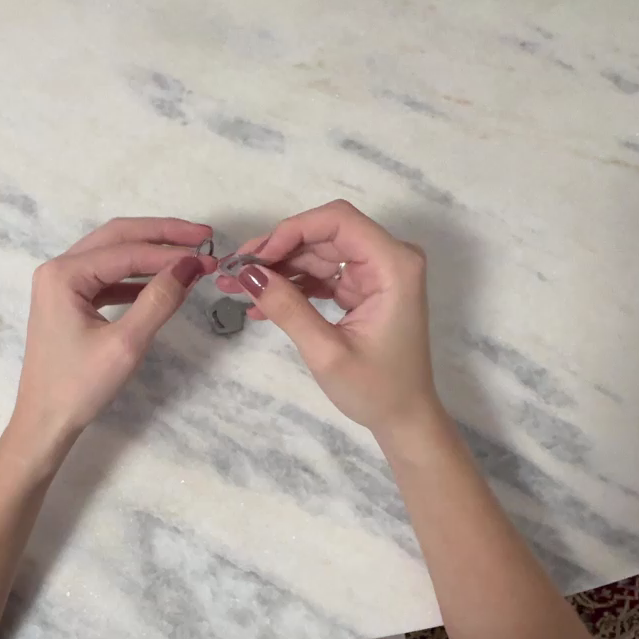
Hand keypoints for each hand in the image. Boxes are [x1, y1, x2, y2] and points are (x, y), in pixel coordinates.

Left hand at [9, 217, 213, 450]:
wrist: (45, 422)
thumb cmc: (79, 387)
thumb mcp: (125, 344)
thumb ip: (159, 301)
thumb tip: (190, 265)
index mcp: (63, 274)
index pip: (126, 250)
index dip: (170, 251)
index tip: (210, 254)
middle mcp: (57, 270)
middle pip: (117, 238)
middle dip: (161, 236)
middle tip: (203, 236)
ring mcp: (60, 286)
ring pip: (112, 256)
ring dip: (150, 255)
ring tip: (189, 258)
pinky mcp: (68, 303)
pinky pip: (106, 279)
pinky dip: (134, 278)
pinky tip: (162, 283)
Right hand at [217, 200, 442, 433]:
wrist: (404, 417)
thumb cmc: (375, 389)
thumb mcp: (326, 351)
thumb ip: (287, 308)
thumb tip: (246, 274)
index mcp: (393, 266)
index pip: (338, 221)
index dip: (291, 230)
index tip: (254, 259)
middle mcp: (388, 258)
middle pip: (324, 233)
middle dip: (277, 249)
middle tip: (234, 272)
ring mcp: (375, 272)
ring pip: (318, 252)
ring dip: (278, 268)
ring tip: (236, 286)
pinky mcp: (363, 288)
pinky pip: (322, 274)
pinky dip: (292, 285)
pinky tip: (261, 303)